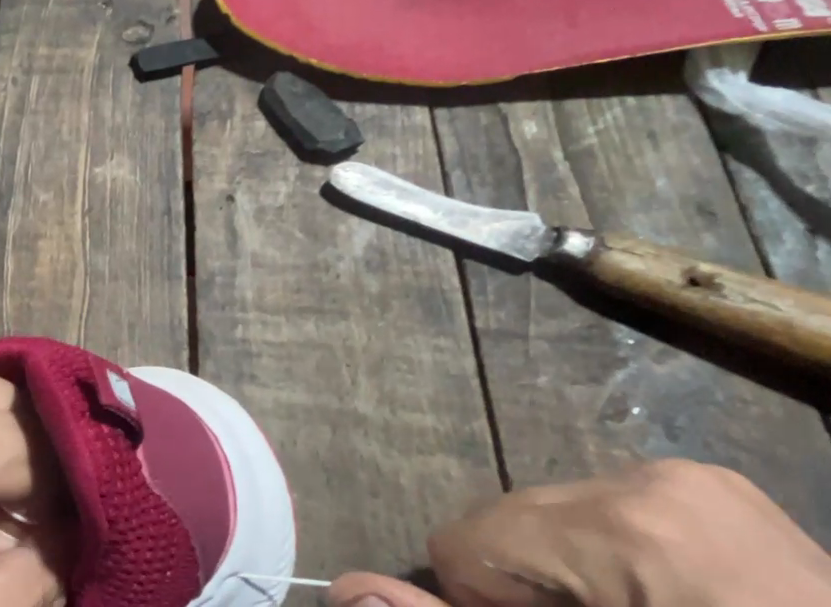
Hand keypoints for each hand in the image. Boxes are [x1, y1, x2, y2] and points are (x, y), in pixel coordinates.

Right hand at [330, 459, 830, 606]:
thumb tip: (352, 586)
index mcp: (634, 530)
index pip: (467, 544)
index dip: (492, 605)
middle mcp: (658, 481)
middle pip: (511, 524)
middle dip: (535, 588)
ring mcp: (700, 481)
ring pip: (558, 517)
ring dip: (575, 576)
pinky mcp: (724, 490)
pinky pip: (615, 513)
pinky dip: (621, 563)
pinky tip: (674, 602)